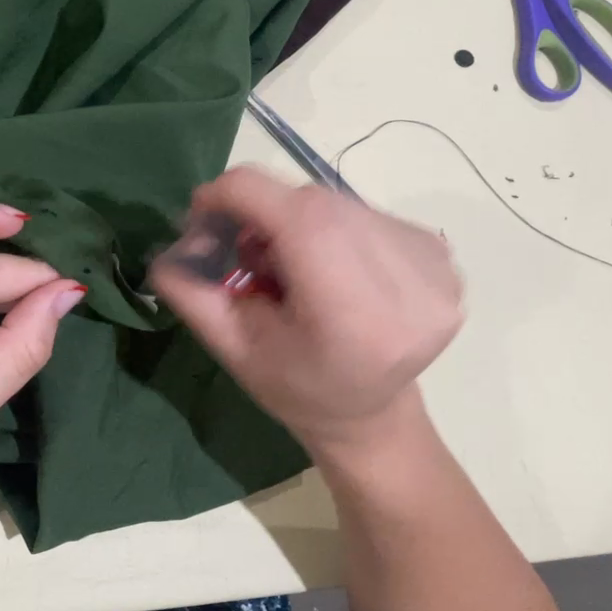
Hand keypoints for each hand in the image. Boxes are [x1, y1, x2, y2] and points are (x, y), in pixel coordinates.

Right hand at [151, 166, 462, 454]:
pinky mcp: (443, 255)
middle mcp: (408, 286)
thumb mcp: (229, 347)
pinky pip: (364, 211)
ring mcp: (435, 268)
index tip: (203, 210)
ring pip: (337, 201)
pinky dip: (331, 225)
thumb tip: (169, 240)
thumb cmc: (293, 387)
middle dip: (263, 210)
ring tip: (286, 261)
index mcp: (353, 317)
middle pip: (314, 203)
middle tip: (242, 245)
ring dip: (297, 217)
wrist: (369, 414)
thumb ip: (190, 291)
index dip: (238, 196)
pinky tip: (327, 265)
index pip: (297, 216)